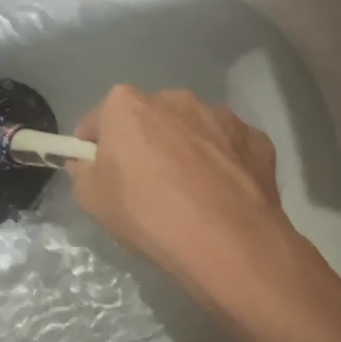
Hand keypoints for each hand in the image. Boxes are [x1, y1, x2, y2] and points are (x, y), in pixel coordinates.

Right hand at [69, 86, 307, 307]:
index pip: (98, 120)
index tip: (99, 175)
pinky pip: (229, 148)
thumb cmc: (146, 213)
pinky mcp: (257, 139)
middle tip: (145, 187)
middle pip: (148, 120)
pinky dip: (223, 165)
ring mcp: (221, 116)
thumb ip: (83, 172)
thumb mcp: (90, 199)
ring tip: (190, 195)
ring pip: (192, 130)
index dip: (95, 149)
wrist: (227, 243)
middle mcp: (174, 98)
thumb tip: (90, 165)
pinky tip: (222, 197)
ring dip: (186, 151)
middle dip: (144, 144)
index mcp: (127, 104)